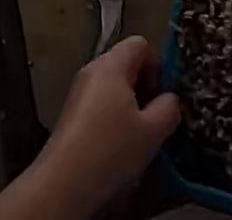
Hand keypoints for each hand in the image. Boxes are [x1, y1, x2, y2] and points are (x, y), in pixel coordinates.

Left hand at [0, 36, 179, 219]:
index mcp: (112, 64)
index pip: (140, 44)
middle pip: (126, 65)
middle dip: (144, 89)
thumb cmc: (110, 150)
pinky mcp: (70, 117)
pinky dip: (112, 120)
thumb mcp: (152, 131)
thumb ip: (169, 108)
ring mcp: (78, 93)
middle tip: (154, 118)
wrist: (61, 187)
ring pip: (113, 89)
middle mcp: (92, 71)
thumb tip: (171, 100)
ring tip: (137, 137)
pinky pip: (99, 106)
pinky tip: (116, 149)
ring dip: (129, 107)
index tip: (162, 95)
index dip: (157, 66)